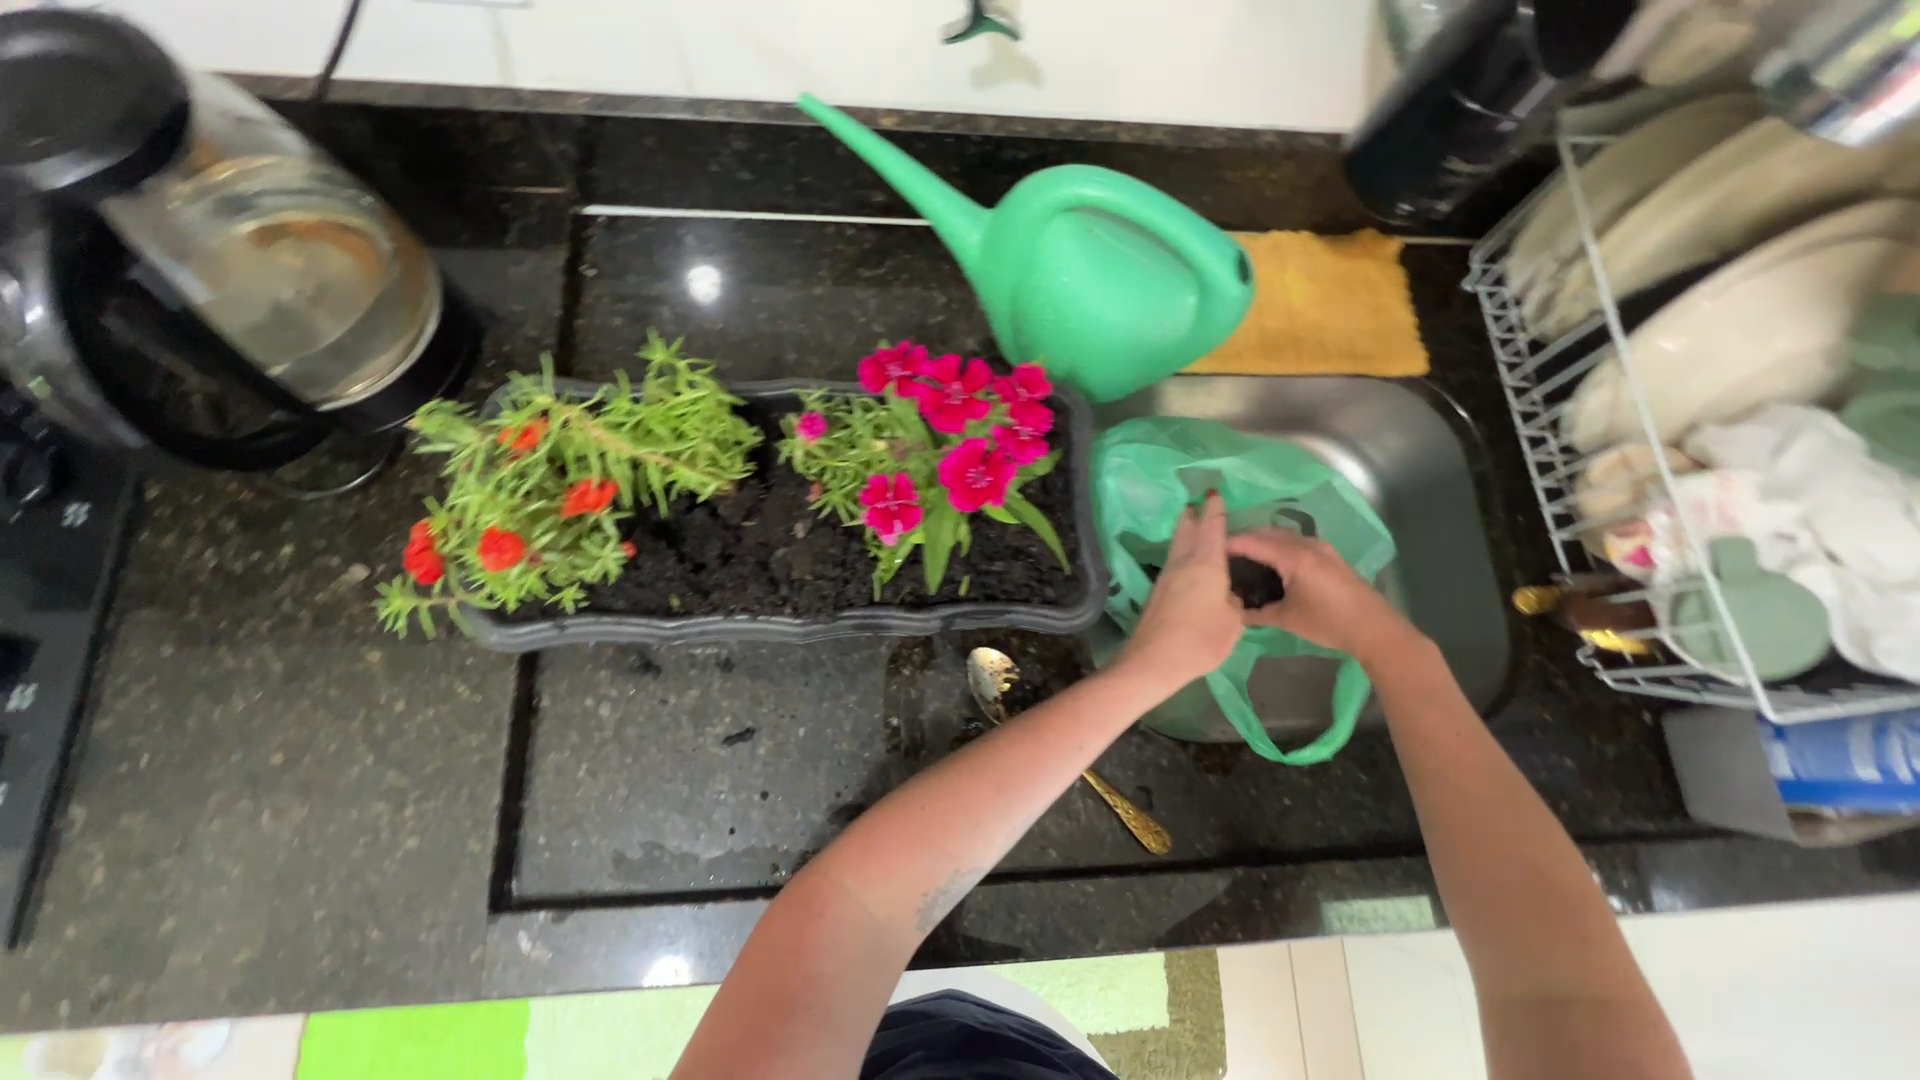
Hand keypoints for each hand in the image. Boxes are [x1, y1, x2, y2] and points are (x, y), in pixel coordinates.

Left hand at [1118, 492, 1243, 692]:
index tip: (1213, 493)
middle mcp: (1182, 564)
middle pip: (1186, 532)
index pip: (1211, 528)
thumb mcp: (1232, 622)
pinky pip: (1173, 565)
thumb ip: (1233, 603)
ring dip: (1183, 534)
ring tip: (1190, 526)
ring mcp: (1166, 578)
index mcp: (1205, 564)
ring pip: (1176, 548)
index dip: (1214, 510)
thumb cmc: (1200, 639)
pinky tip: (1186, 563)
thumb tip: (1226, 595)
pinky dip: (1180, 555)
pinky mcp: (1157, 594)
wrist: (1154, 660)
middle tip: (1195, 504)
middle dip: (1192, 517)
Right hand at [1226, 527, 1421, 665]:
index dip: (1230, 543)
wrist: (1374, 629)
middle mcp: (1307, 545)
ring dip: (1263, 541)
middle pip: (1267, 533)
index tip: (1209, 550)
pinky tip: (1271, 563)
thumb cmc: (1328, 622)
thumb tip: (1234, 611)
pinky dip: (1278, 547)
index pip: (1253, 542)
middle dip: (1244, 539)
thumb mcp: (1287, 619)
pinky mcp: (1329, 556)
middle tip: (1223, 554)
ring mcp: (1321, 548)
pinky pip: (1296, 542)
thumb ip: (1257, 612)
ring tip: (1244, 557)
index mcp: (1294, 557)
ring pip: (1283, 536)